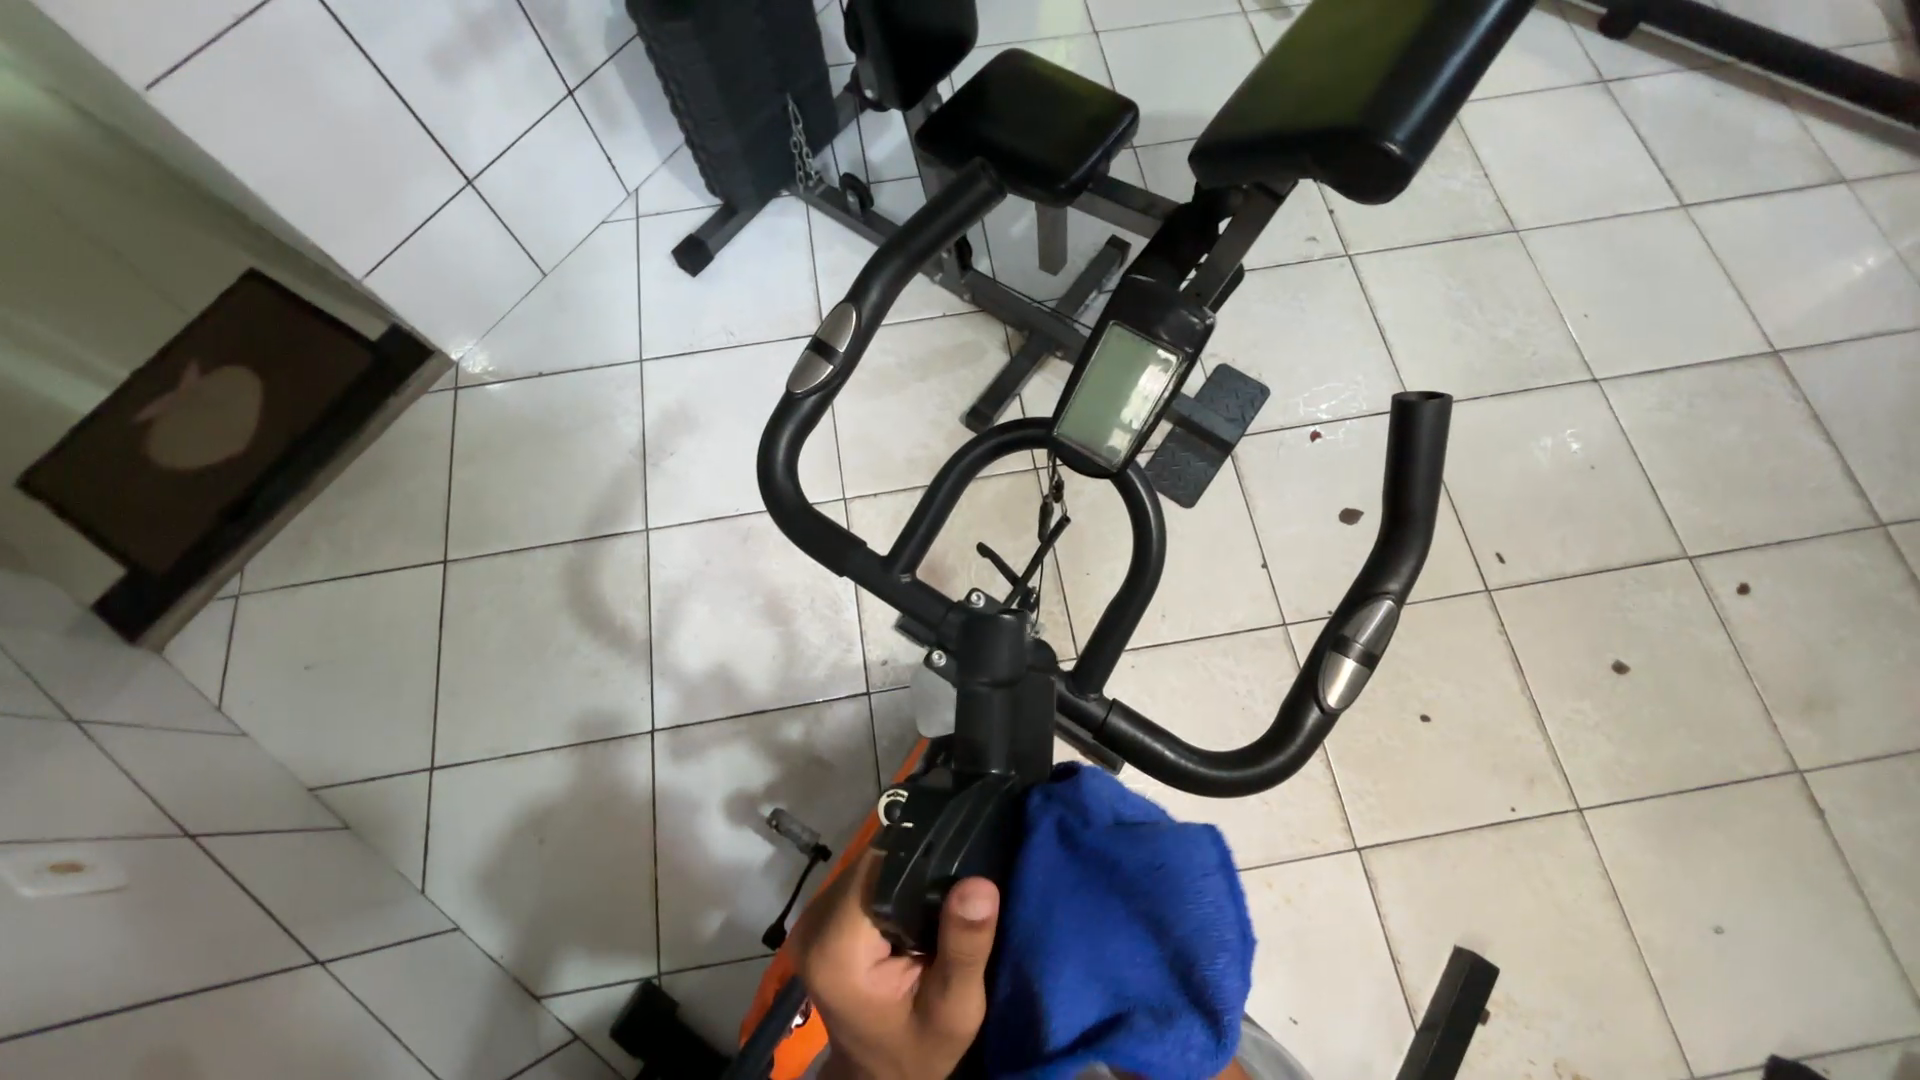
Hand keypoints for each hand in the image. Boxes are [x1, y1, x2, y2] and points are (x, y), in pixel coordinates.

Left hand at [789, 852, 1000, 1079]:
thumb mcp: (955, 1010)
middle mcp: (813, 925)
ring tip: (939, 903)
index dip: (920, 860)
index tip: (958, 870)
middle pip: (872, 864)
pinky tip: (914, 913)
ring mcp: (811, 920)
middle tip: (955, 894)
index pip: (878, 867)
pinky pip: (862, 881)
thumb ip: (964, 947)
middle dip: (915, 869)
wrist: (879, 1078)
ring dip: (905, 877)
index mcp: (837, 949)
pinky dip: (892, 889)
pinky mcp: (820, 919)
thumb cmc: (919, 1049)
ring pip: (868, 867)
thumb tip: (979, 884)